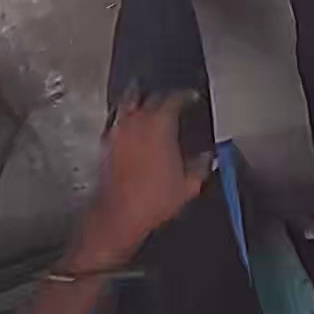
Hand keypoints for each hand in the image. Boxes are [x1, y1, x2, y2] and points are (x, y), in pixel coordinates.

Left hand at [78, 92, 211, 263]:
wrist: (120, 217)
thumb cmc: (152, 201)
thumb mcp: (188, 186)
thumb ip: (201, 166)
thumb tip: (207, 158)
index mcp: (161, 125)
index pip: (176, 98)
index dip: (185, 96)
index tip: (190, 97)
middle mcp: (139, 122)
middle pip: (152, 96)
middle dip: (164, 96)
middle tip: (171, 100)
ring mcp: (120, 130)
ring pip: (128, 101)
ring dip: (138, 98)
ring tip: (143, 97)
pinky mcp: (106, 142)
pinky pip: (115, 120)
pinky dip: (122, 117)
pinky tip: (126, 123)